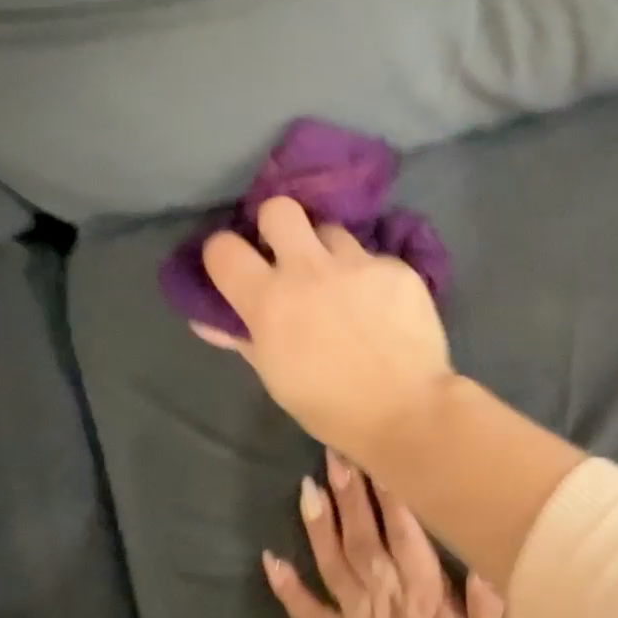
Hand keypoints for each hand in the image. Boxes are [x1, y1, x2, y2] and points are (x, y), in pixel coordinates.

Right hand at [193, 197, 454, 457]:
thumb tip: (210, 320)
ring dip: (330, 251)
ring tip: (343, 282)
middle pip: (280, 209)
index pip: (223, 248)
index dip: (224, 253)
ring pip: (333, 230)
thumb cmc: (332, 406)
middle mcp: (310, 269)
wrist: (407, 409)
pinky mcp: (398, 267)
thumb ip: (244, 338)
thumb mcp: (276, 377)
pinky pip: (376, 258)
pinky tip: (384, 304)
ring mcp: (359, 263)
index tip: (236, 266)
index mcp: (270, 300)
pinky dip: (373, 276)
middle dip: (278, 223)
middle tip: (288, 251)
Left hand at [264, 449, 505, 617]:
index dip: (391, 494)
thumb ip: (487, 598)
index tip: (380, 456)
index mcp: (423, 589)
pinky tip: (269, 560)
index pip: (404, 532)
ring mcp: (354, 616)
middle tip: (336, 453)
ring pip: (333, 564)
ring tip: (306, 486)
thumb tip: (483, 555)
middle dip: (350, 494)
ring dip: (318, 526)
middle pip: (362, 537)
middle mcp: (384, 593)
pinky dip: (286, 588)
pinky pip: (306, 613)